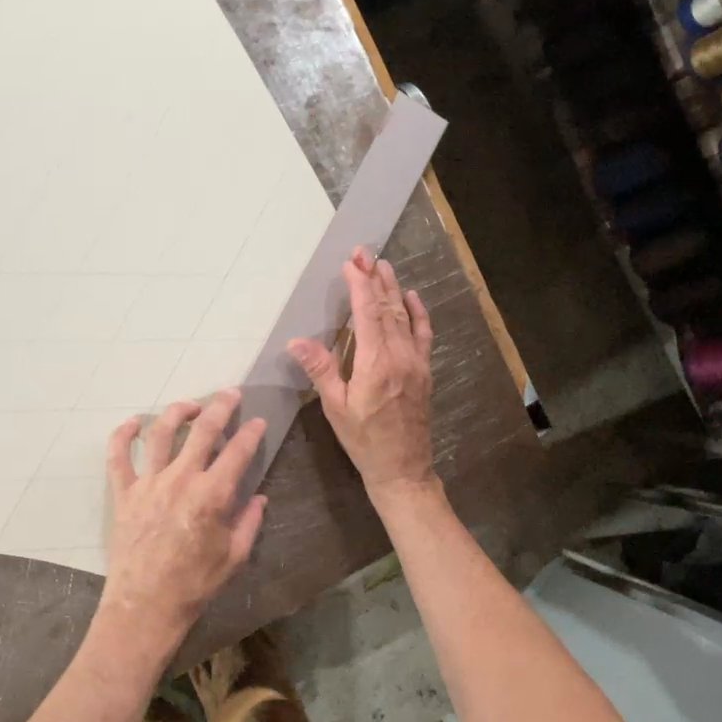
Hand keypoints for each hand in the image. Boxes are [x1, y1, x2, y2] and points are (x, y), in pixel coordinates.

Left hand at [100, 389, 267, 634]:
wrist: (146, 606)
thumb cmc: (195, 584)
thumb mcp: (234, 556)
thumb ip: (249, 522)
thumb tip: (258, 498)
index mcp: (212, 495)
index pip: (238, 452)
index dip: (251, 432)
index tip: (258, 422)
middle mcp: (181, 480)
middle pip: (202, 430)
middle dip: (220, 407)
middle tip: (230, 395)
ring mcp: (149, 483)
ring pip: (161, 433)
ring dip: (177, 412)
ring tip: (190, 405)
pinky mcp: (124, 493)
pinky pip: (118, 456)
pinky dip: (123, 435)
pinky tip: (133, 423)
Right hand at [288, 247, 437, 496]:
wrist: (403, 468)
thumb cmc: (364, 441)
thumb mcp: (335, 408)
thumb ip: (321, 370)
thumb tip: (296, 342)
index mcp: (376, 363)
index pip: (367, 313)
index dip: (359, 285)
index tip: (351, 263)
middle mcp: (400, 356)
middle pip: (387, 308)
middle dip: (375, 278)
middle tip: (365, 252)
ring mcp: (416, 362)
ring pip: (405, 317)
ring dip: (394, 289)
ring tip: (384, 265)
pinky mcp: (424, 371)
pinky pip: (424, 334)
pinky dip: (418, 313)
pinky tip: (412, 297)